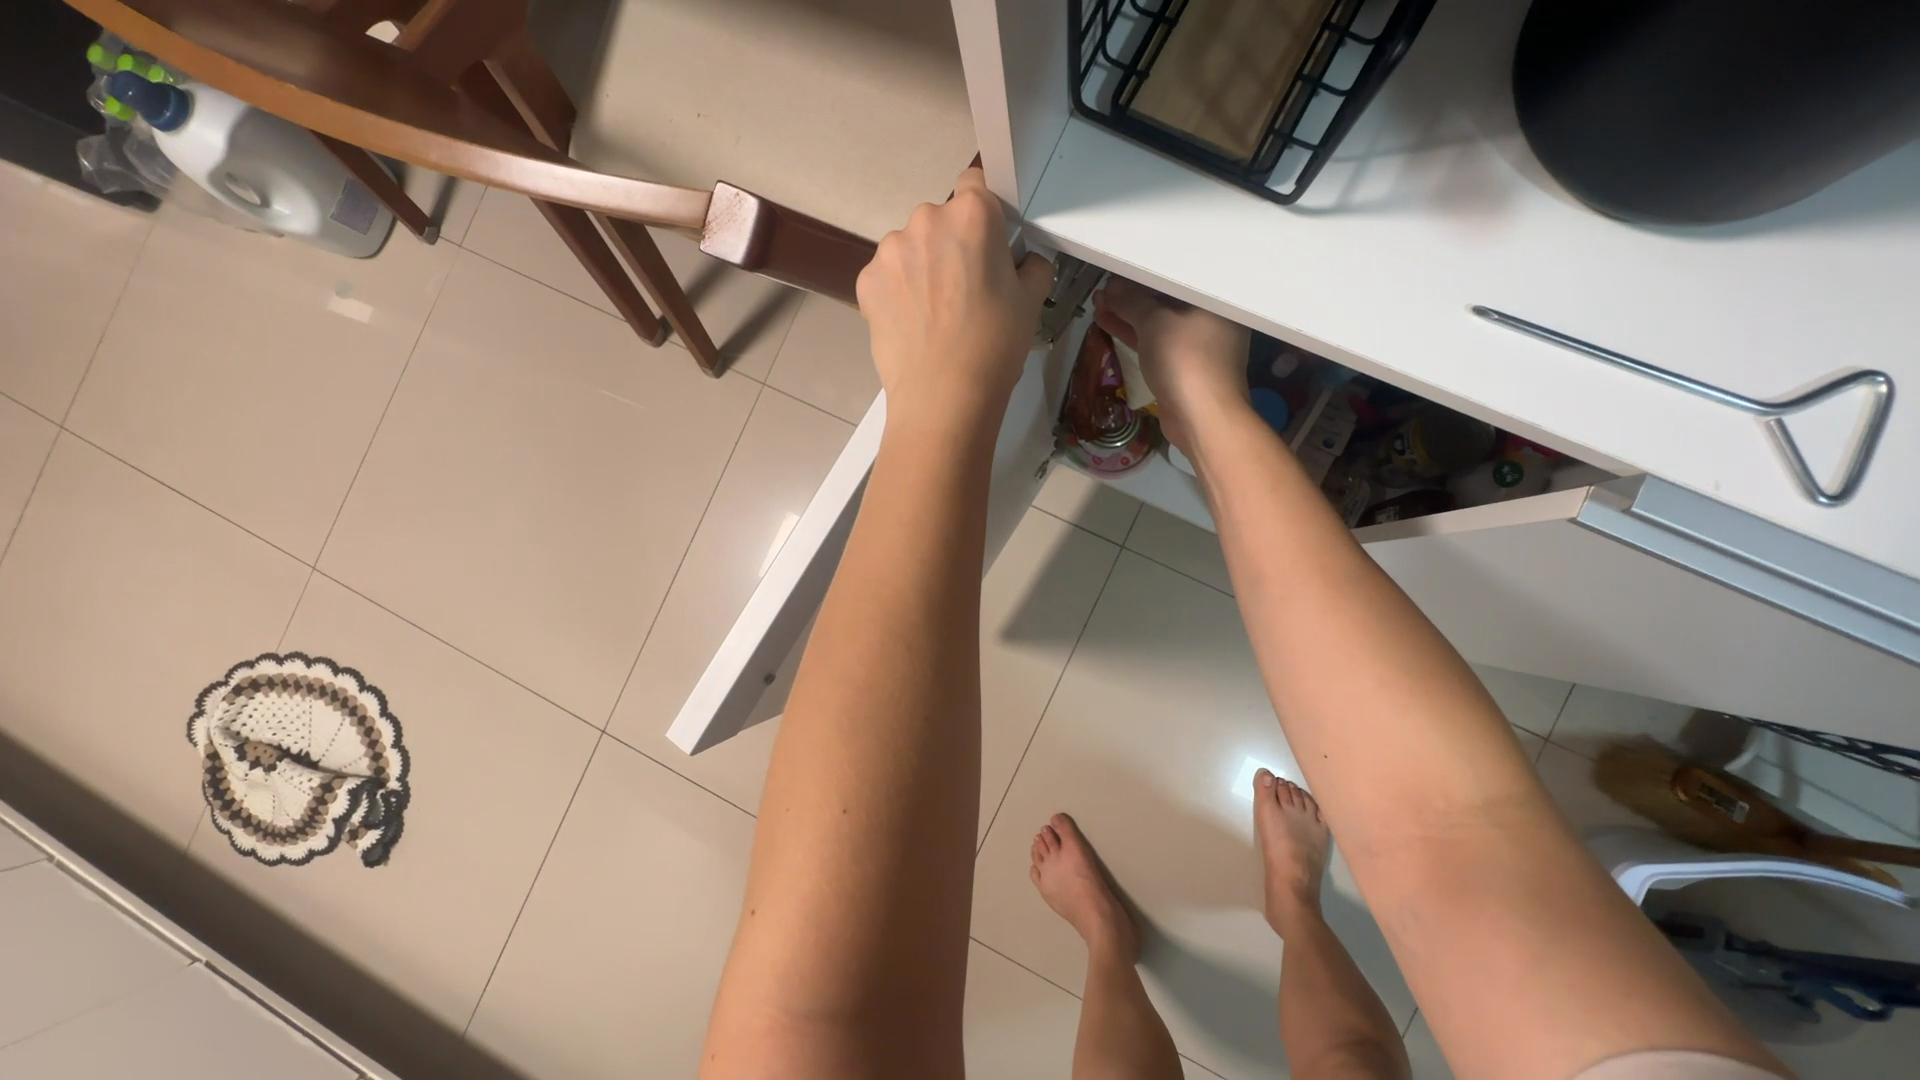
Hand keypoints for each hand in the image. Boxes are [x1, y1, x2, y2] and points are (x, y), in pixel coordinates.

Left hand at [857, 168, 1054, 435]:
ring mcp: (890, 250)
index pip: (976, 183)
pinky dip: (898, 293)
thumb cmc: (993, 346)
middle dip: (951, 245)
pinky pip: (888, 276)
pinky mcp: (866, 280)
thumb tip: (1025, 262)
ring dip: (922, 269)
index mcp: (973, 215)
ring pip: (911, 248)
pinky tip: (914, 324)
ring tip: (936, 314)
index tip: (988, 241)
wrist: (943, 396)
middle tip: (966, 290)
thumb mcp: (1031, 302)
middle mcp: (926, 220)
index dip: (984, 212)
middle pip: (940, 220)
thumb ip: (1031, 267)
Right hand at [1094, 277, 1250, 455]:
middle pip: (1165, 300)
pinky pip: (1154, 342)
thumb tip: (1111, 288)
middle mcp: (1209, 320)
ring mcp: (1195, 346)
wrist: (1202, 418)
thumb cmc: (1185, 361)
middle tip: (1104, 287)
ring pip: (1157, 323)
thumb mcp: (1155, 323)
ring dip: (1128, 315)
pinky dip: (1134, 334)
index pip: (1175, 278)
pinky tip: (1108, 322)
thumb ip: (1132, 302)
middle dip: (1132, 296)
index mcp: (1213, 302)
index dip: (1143, 274)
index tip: (1117, 271)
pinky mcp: (1181, 366)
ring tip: (1099, 302)